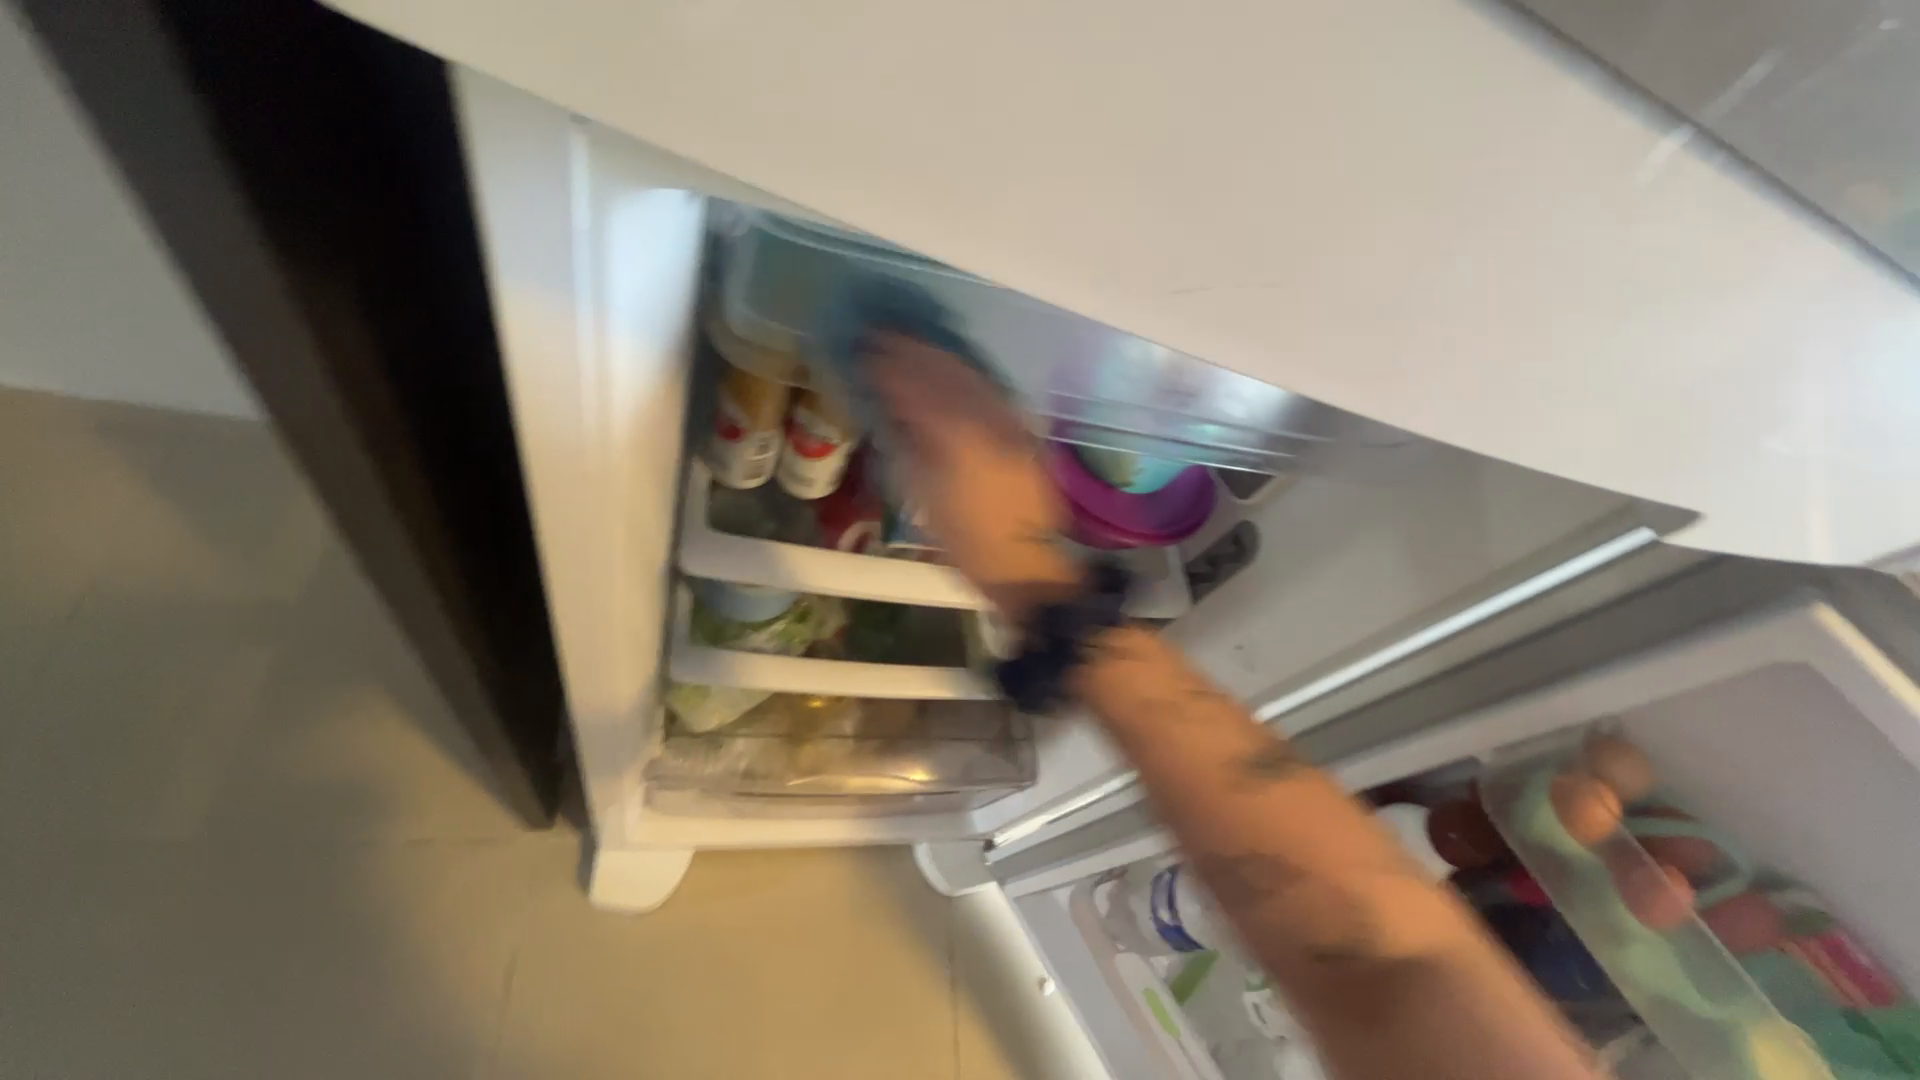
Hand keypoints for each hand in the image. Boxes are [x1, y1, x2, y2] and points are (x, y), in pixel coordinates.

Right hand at [862, 332, 1081, 621]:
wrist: (1025, 565)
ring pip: (974, 378)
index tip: (866, 351)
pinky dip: (969, 374)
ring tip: (914, 342)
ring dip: (941, 357)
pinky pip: (994, 391)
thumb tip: (891, 410)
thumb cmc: (966, 544)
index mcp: (959, 443)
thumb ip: (909, 448)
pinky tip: (953, 367)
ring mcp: (1012, 427)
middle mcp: (989, 425)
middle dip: (914, 352)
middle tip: (884, 335)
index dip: (891, 368)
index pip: (919, 391)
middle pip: (948, 376)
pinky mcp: (1026, 433)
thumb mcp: (925, 500)